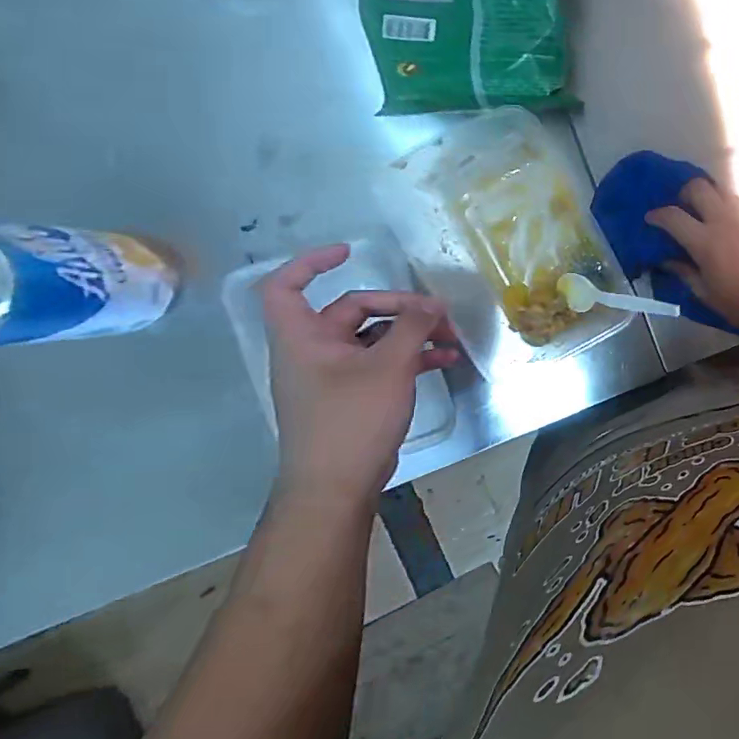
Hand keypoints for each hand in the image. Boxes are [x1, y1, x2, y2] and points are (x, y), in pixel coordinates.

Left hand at [261, 245, 461, 503]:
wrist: (336, 484)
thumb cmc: (352, 419)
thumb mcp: (389, 367)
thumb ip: (412, 328)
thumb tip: (432, 304)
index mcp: (302, 338)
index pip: (287, 286)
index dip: (312, 263)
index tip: (351, 254)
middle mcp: (313, 351)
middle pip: (352, 310)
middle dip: (398, 307)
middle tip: (438, 314)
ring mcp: (334, 375)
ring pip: (374, 338)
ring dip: (412, 333)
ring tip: (451, 339)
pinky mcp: (354, 395)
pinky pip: (383, 363)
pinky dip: (411, 357)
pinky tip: (445, 361)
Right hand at [644, 178, 738, 337]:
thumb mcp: (709, 295)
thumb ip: (686, 273)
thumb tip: (666, 260)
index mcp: (706, 241)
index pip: (673, 216)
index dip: (657, 215)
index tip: (650, 219)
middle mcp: (724, 219)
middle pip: (698, 186)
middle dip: (683, 193)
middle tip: (680, 209)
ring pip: (721, 187)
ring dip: (707, 193)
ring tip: (702, 212)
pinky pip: (738, 200)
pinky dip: (726, 202)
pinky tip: (724, 221)